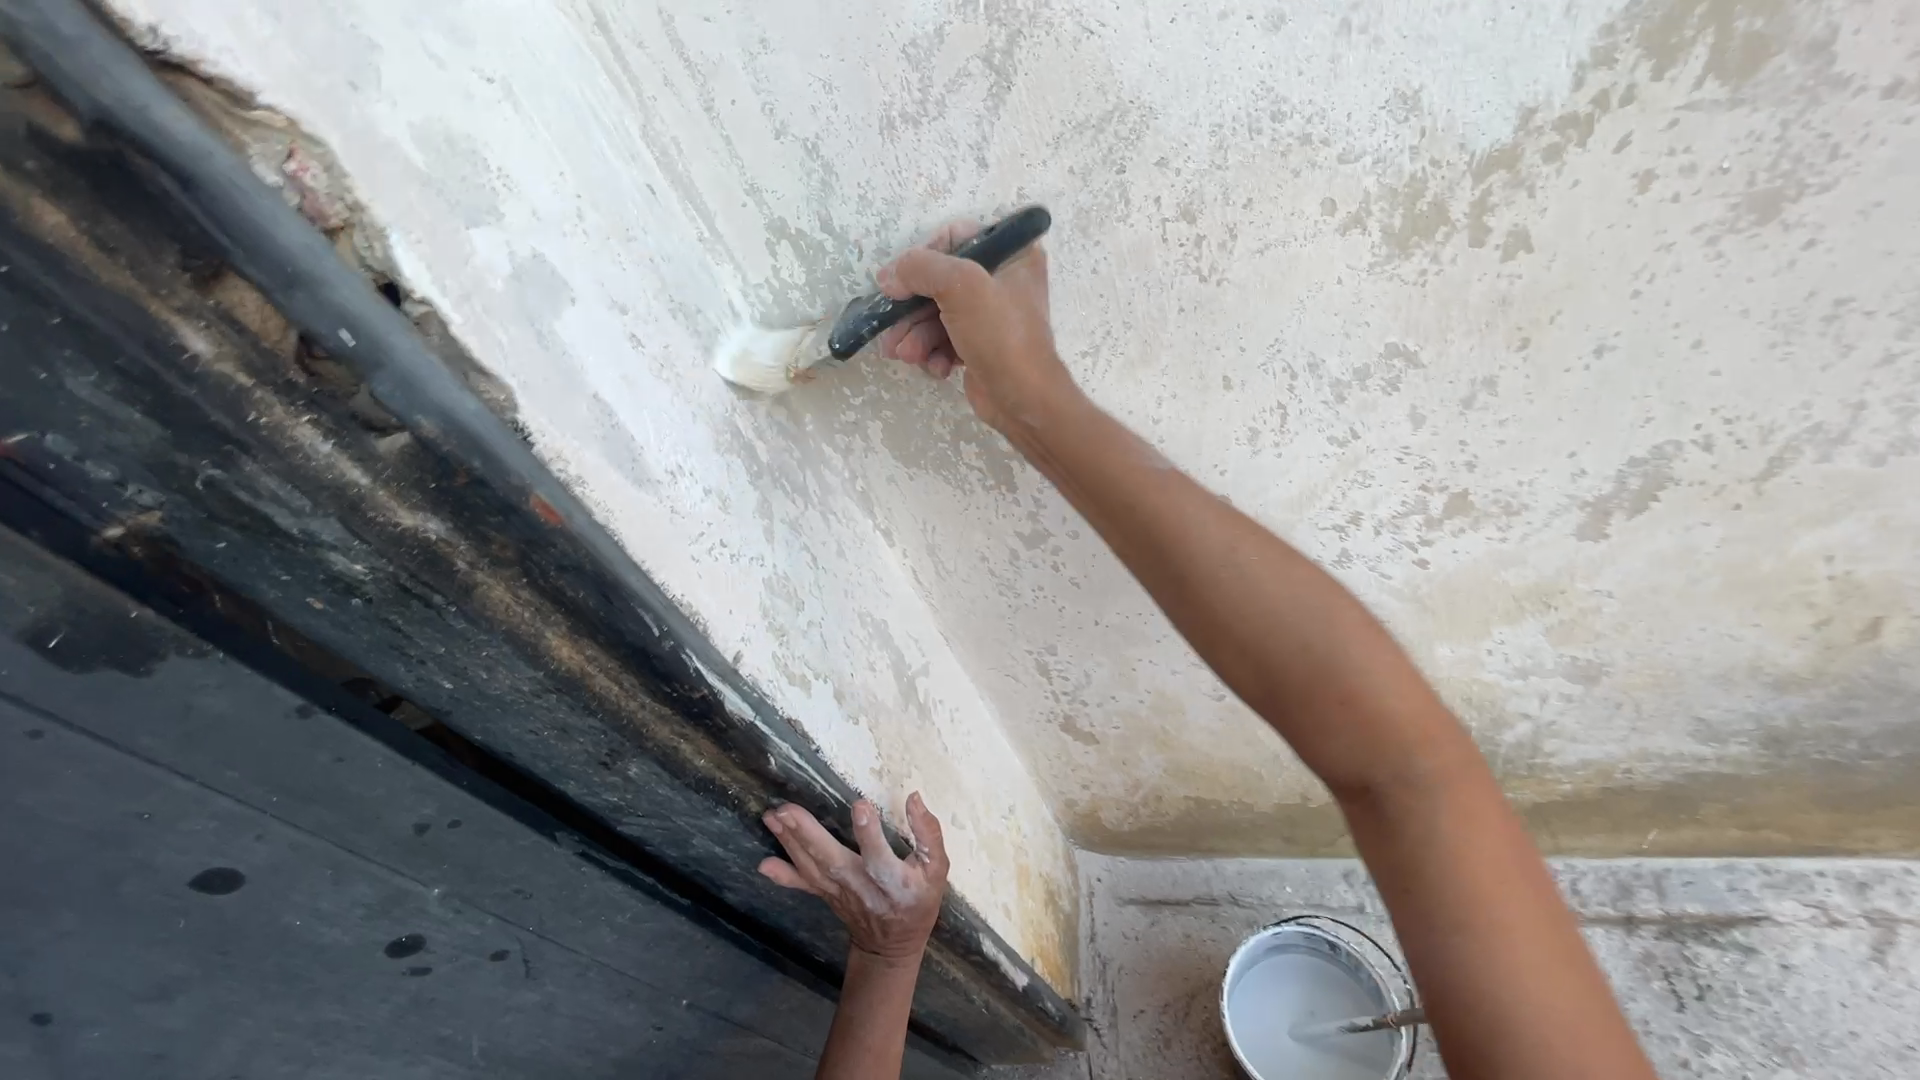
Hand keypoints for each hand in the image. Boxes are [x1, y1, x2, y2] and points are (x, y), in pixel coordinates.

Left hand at [759, 793, 949, 964]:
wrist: (892, 945)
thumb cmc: (919, 900)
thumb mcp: (937, 870)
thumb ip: (929, 834)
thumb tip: (914, 798)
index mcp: (894, 882)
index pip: (880, 857)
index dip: (870, 834)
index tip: (860, 806)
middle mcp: (862, 887)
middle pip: (833, 861)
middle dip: (809, 835)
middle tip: (786, 811)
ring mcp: (839, 893)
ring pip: (813, 867)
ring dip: (790, 842)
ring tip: (772, 816)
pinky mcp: (826, 894)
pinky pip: (803, 885)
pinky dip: (783, 876)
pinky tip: (764, 865)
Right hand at [874, 219, 1079, 433]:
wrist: (1023, 400)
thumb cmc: (1000, 335)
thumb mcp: (960, 286)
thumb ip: (920, 268)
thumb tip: (888, 277)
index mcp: (1012, 253)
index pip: (956, 238)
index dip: (925, 257)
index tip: (902, 281)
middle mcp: (1002, 280)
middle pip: (939, 282)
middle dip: (912, 310)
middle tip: (892, 328)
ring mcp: (990, 316)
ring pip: (936, 315)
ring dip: (917, 336)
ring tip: (908, 356)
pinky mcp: (979, 346)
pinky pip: (945, 340)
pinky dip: (934, 353)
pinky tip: (937, 368)